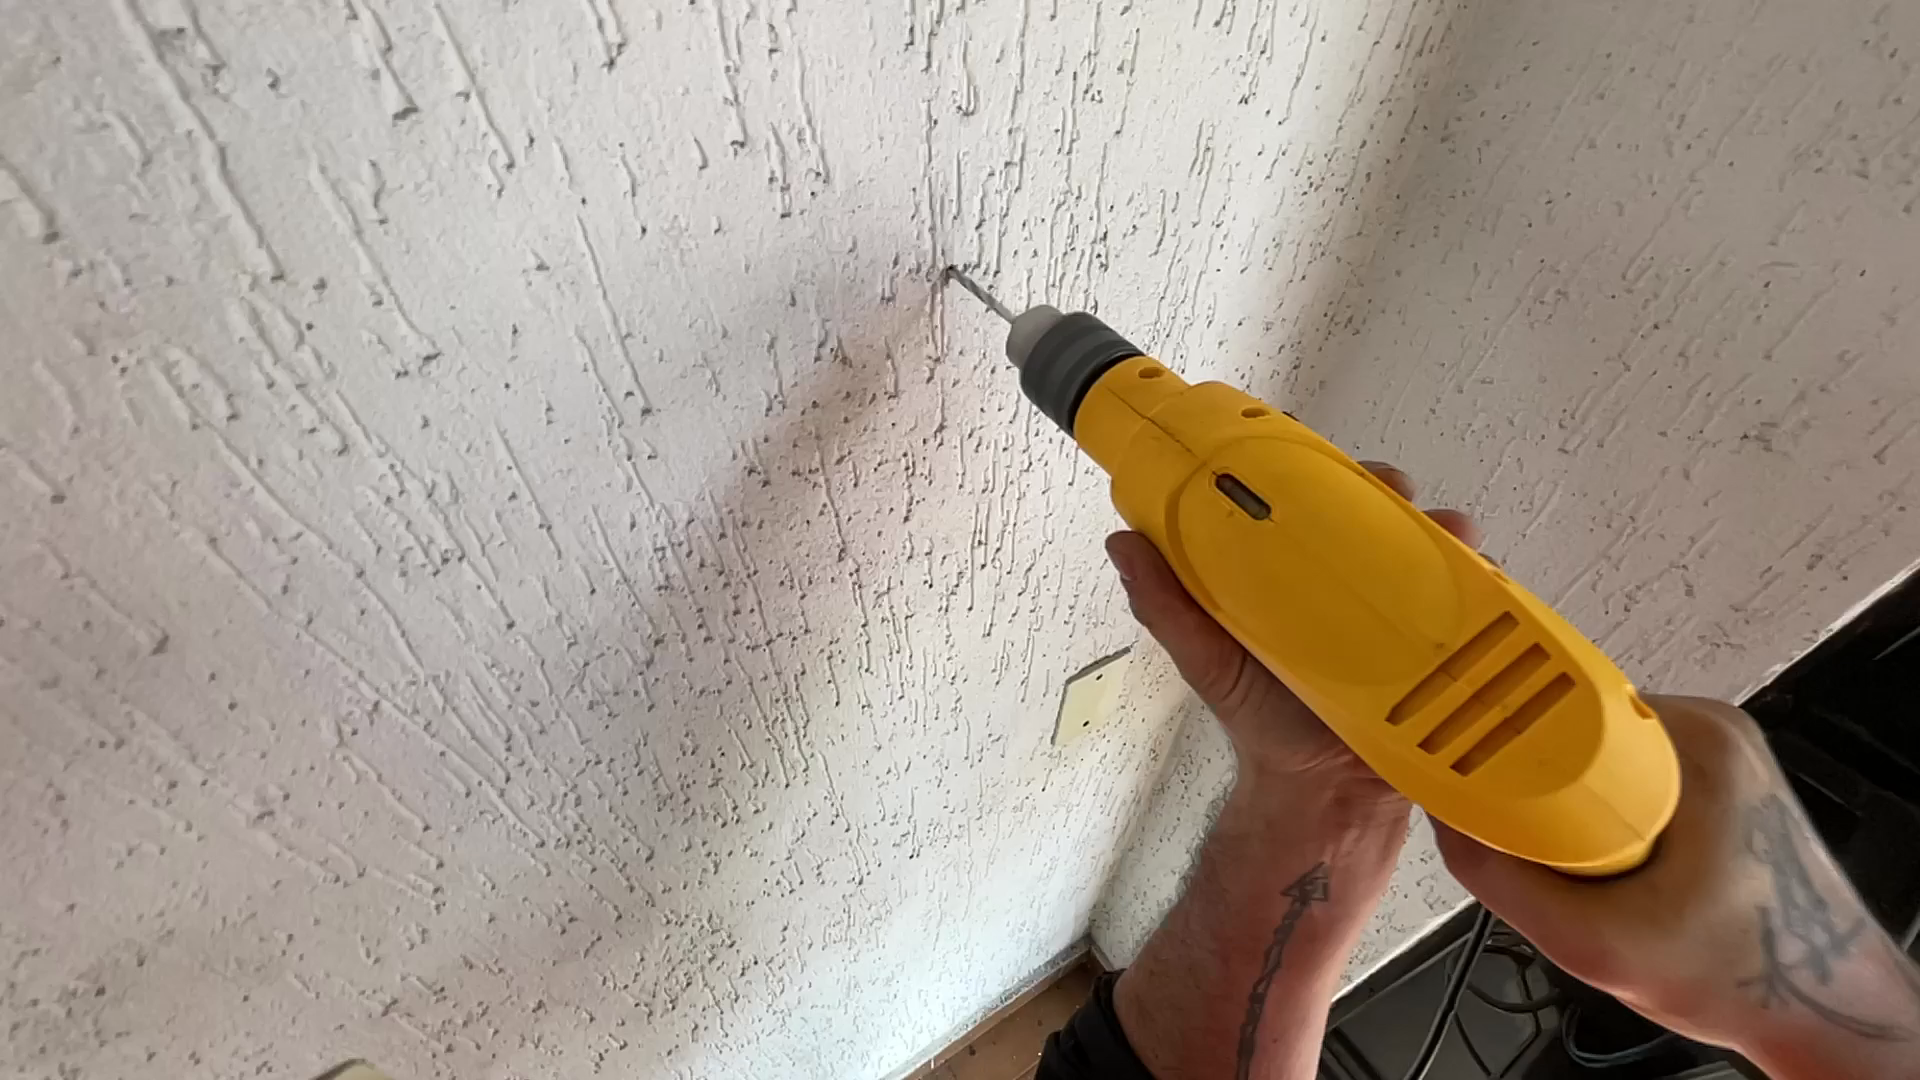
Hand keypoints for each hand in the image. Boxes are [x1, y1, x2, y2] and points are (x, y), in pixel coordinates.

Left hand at [1104, 461, 1481, 808]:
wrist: (1322, 789)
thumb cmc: (1258, 715)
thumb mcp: (1204, 656)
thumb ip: (1163, 605)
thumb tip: (1122, 542)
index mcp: (1279, 571)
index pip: (1293, 500)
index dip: (1299, 466)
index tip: (1302, 448)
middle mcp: (1337, 577)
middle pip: (1364, 509)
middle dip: (1377, 487)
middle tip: (1385, 489)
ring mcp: (1389, 605)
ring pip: (1419, 540)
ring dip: (1433, 522)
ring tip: (1440, 528)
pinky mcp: (1434, 637)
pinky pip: (1463, 593)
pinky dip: (1474, 574)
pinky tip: (1473, 573)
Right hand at [1433, 696, 1919, 1075]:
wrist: (1827, 1012)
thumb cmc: (1743, 980)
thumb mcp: (1593, 945)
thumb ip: (1495, 878)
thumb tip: (1441, 815)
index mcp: (1691, 745)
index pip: (1544, 711)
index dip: (1489, 742)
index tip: (1459, 776)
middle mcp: (1698, 729)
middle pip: (1551, 727)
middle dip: (1519, 780)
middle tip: (1533, 848)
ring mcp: (1699, 745)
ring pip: (1568, 746)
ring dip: (1548, 794)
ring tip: (1572, 857)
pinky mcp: (1693, 765)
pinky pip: (1596, 761)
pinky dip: (1574, 800)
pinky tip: (1590, 849)